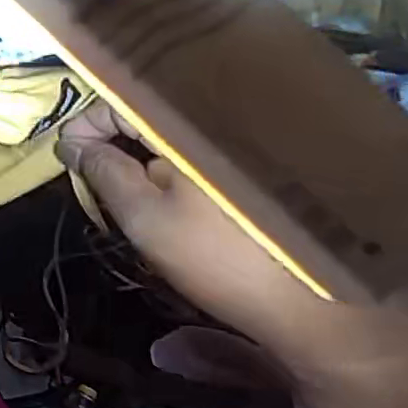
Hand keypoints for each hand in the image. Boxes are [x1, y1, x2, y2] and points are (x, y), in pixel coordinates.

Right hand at [55, 102, 407, 385]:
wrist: (336, 307)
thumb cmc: (229, 260)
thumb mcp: (146, 220)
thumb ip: (102, 172)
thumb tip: (73, 143)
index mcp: (191, 118)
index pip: (119, 99)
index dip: (86, 127)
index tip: (70, 161)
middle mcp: (227, 109)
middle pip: (151, 107)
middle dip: (117, 139)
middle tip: (104, 181)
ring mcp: (259, 127)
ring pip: (181, 123)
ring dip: (152, 149)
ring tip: (142, 191)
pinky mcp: (280, 150)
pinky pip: (214, 138)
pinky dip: (188, 157)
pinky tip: (188, 193)